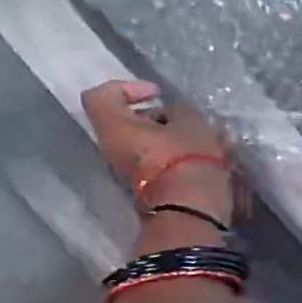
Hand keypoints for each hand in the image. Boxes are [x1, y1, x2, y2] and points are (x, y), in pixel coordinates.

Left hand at [81, 79, 237, 220]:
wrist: (191, 214)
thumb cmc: (186, 161)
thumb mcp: (193, 124)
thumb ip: (182, 112)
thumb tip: (177, 114)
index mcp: (114, 126)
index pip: (102, 95)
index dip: (128, 88)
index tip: (157, 94)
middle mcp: (112, 149)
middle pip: (125, 123)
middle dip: (154, 117)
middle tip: (183, 118)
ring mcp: (129, 173)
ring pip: (143, 145)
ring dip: (168, 139)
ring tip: (199, 139)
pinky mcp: (149, 190)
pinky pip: (156, 164)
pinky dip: (174, 157)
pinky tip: (200, 158)